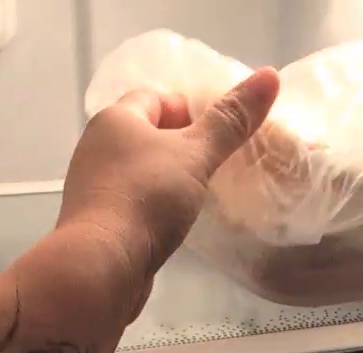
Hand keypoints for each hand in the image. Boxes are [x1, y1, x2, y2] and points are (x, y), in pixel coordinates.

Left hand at [57, 68, 280, 302]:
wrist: (102, 265)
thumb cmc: (146, 199)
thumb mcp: (195, 155)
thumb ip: (230, 121)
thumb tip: (269, 76)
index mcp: (115, 119)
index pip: (155, 98)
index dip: (188, 109)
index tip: (216, 134)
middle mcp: (96, 149)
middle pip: (145, 137)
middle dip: (178, 148)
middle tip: (212, 166)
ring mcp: (93, 190)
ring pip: (137, 174)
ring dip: (165, 182)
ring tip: (196, 198)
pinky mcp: (97, 226)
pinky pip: (131, 206)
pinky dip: (151, 211)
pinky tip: (171, 226)